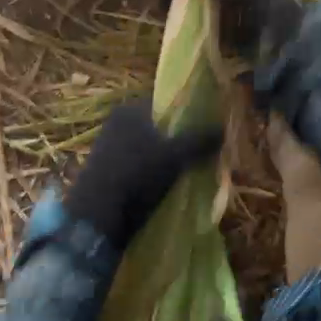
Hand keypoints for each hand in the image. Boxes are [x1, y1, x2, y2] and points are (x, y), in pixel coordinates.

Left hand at [63, 100, 222, 246]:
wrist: (97, 217)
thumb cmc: (137, 175)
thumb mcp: (176, 156)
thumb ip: (200, 140)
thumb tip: (224, 128)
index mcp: (131, 110)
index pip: (165, 103)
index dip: (186, 114)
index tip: (205, 128)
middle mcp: (116, 122)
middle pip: (156, 126)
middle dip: (177, 138)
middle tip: (199, 151)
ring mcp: (107, 147)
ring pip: (146, 147)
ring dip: (163, 157)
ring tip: (185, 171)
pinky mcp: (104, 170)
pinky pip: (136, 164)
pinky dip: (149, 171)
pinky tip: (163, 185)